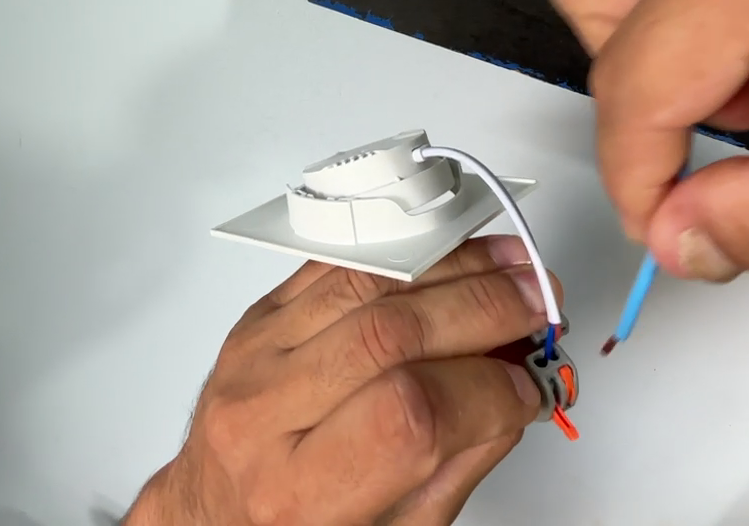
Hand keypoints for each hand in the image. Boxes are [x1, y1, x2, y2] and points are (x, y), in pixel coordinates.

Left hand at [126, 237, 556, 525]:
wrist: (209, 513)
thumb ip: (455, 459)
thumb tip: (518, 384)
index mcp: (300, 492)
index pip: (410, 415)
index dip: (488, 390)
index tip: (534, 384)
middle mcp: (267, 413)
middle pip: (388, 335)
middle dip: (481, 310)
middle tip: (539, 302)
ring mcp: (257, 352)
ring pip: (364, 283)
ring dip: (450, 266)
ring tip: (507, 265)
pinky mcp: (259, 314)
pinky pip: (336, 263)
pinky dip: (403, 251)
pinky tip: (447, 249)